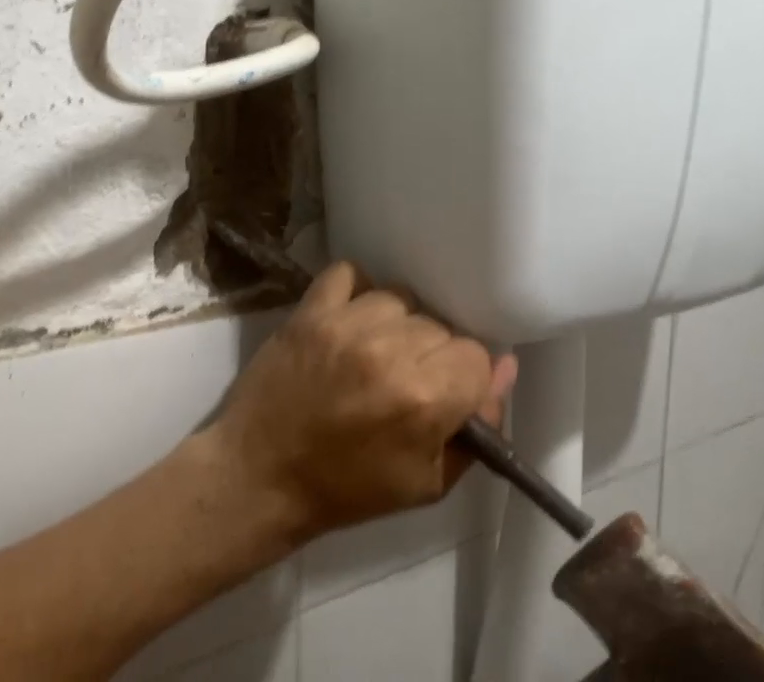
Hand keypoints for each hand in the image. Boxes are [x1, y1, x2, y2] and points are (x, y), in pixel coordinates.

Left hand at [204, 261, 517, 539]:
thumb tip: (503, 368)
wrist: (260, 472)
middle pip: (439, 325)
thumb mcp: (429, 481)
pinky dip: (355, 291)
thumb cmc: (347, 489)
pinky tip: (351, 321)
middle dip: (432, 354)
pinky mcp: (307, 312)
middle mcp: (388, 351)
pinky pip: (347, 273)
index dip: (465, 378)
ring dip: (396, 323)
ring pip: (398, 298)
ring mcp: (343, 325)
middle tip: (404, 382)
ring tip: (375, 352)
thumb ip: (478, 425)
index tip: (443, 397)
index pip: (476, 354)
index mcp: (426, 398)